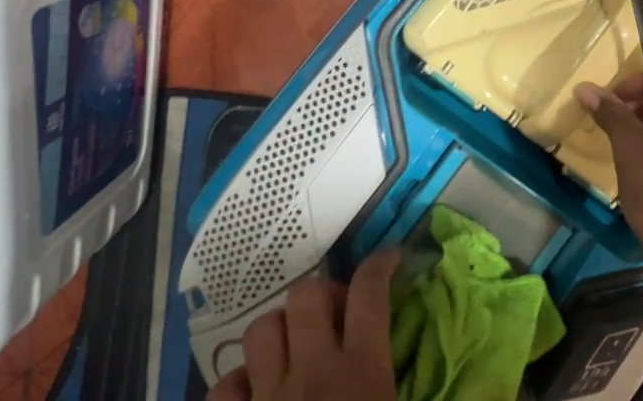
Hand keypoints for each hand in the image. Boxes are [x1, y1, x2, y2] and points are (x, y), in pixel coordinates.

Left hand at [206, 251, 398, 400]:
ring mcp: (269, 395)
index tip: (388, 257)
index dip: (379, 265)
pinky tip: (255, 387)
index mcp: (362, 370)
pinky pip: (224, 385)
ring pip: (261, 329)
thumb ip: (399, 377)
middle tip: (333, 313)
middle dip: (320, 294)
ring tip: (293, 345)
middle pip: (306, 296)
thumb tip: (419, 353)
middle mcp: (314, 371)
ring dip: (278, 330)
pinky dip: (238, 381)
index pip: (369, 294)